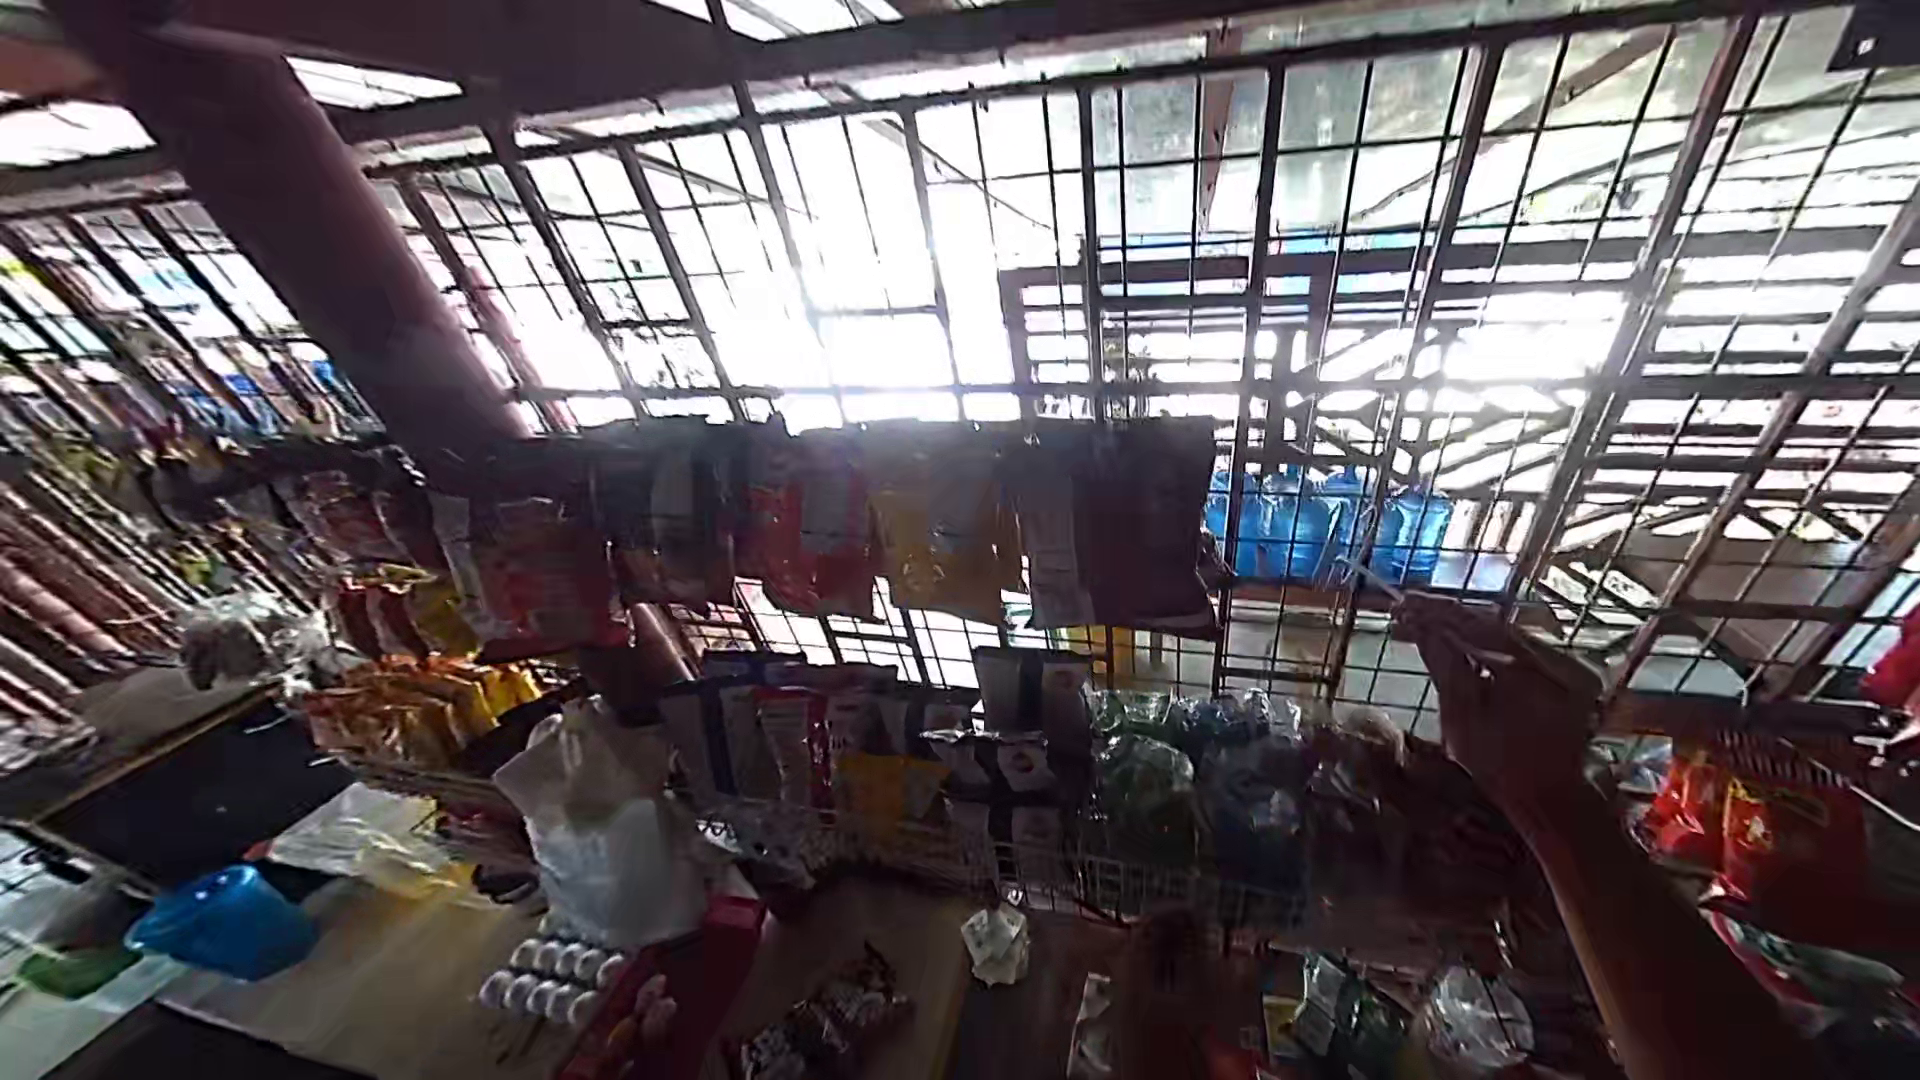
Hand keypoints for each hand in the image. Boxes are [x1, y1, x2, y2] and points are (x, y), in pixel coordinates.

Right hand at [1395, 594, 1600, 814]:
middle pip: (1493, 626)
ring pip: (1499, 635)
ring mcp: (1564, 667)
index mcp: (1541, 672)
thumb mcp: (1461, 712)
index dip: (1436, 612)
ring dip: (1456, 628)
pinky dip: (1476, 642)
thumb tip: (1419, 625)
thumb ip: (1443, 663)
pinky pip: (1510, 648)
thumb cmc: (1498, 762)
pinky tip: (1446, 638)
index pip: (1480, 627)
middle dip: (1444, 617)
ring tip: (1416, 622)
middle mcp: (1561, 662)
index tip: (1401, 602)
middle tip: (1402, 609)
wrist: (1546, 796)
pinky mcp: (1558, 674)